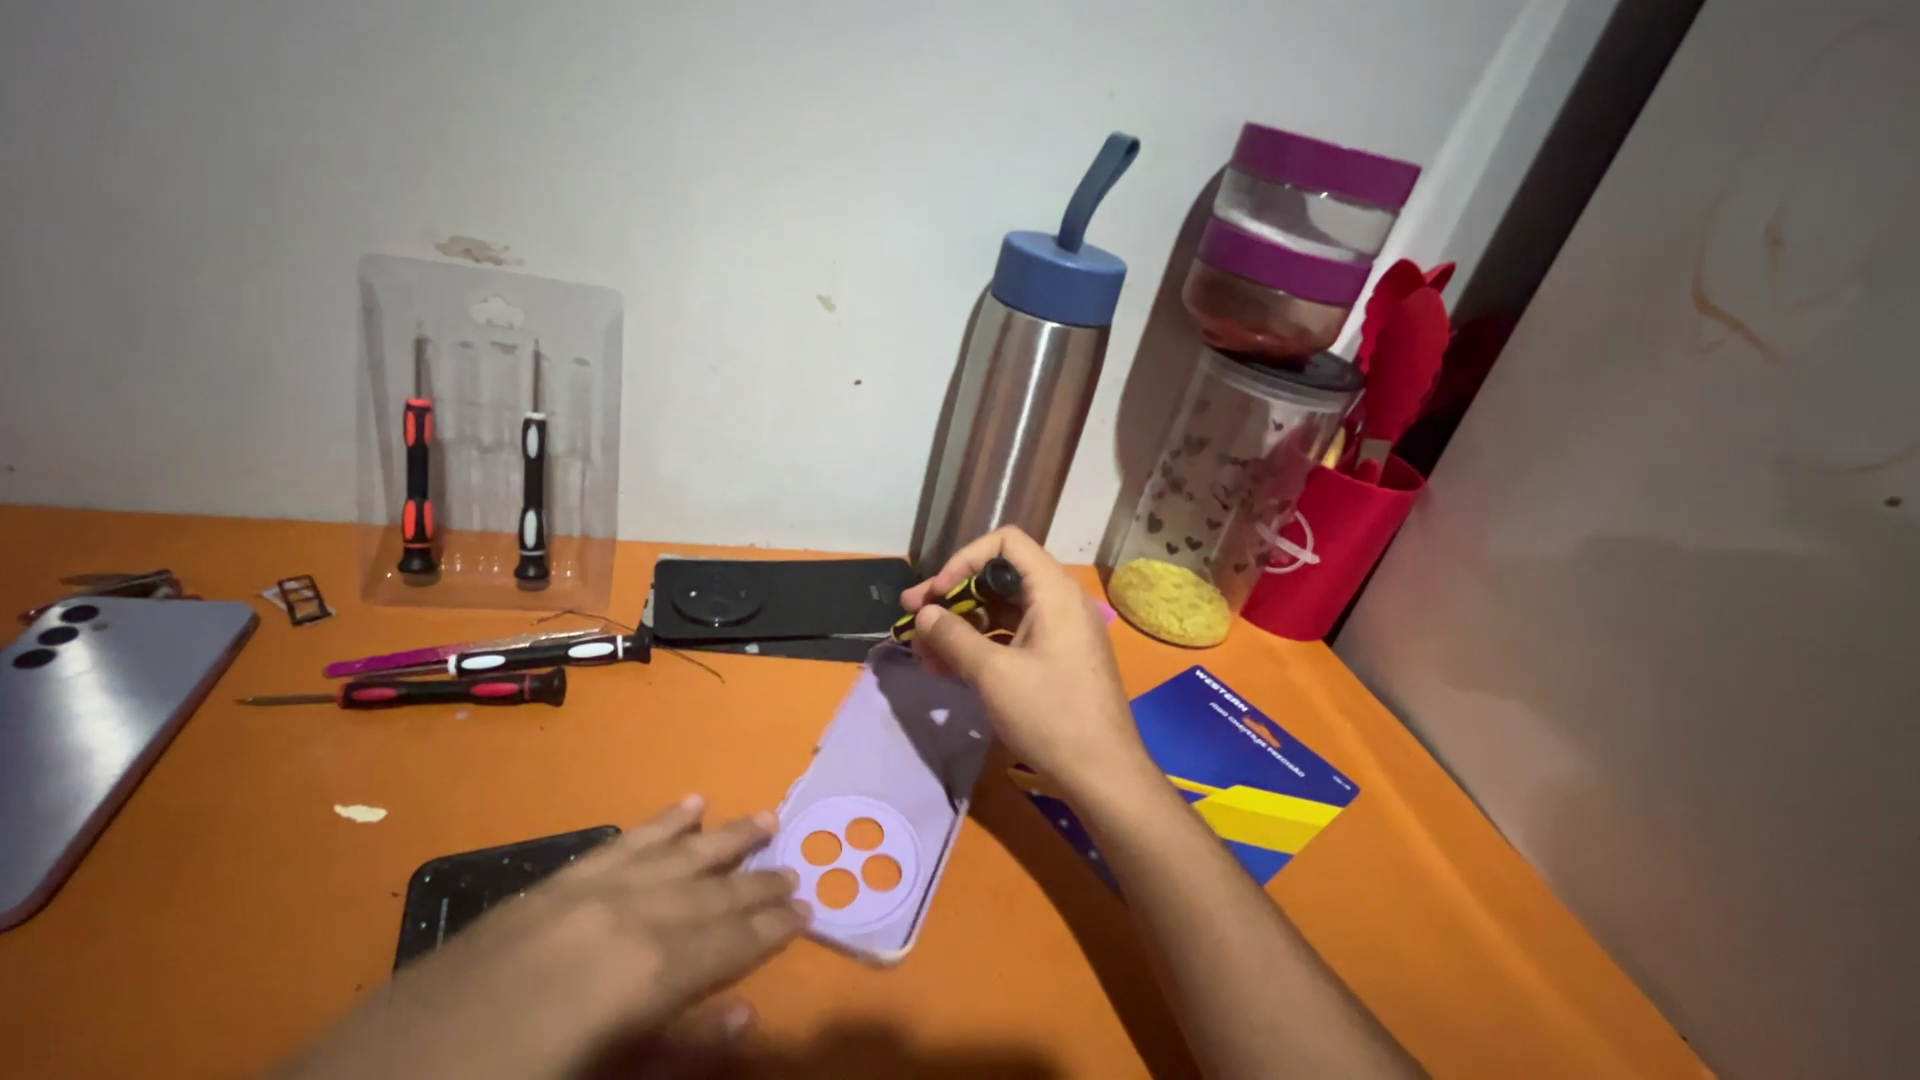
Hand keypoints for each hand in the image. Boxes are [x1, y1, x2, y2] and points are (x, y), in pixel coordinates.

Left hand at [276, 796, 807, 1079]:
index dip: (771, 928)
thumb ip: (675, 1053)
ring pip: (673, 854)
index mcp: (643, 972)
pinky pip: (615, 844)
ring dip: (723, 837)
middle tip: (800, 867)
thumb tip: (746, 1014)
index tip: (811, 909)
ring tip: (767, 816)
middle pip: (709, 892)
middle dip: (757, 881)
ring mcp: (581, 893)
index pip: (729, 941)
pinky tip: (686, 805)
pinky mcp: (544, 887)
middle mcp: (624, 915)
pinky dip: (657, 824)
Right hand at [902, 527, 1153, 798]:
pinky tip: (949, 670)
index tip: (936, 595)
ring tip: (923, 655)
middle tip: (912, 621)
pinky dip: (981, 647)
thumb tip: (924, 614)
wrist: (1104, 773)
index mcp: (1054, 591)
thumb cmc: (1051, 715)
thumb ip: (954, 637)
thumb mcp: (994, 674)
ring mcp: (1060, 632)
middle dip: (953, 598)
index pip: (1006, 543)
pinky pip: (1012, 637)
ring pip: (1001, 611)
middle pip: (999, 578)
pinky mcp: (1056, 659)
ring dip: (961, 627)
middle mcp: (1060, 602)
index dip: (964, 560)